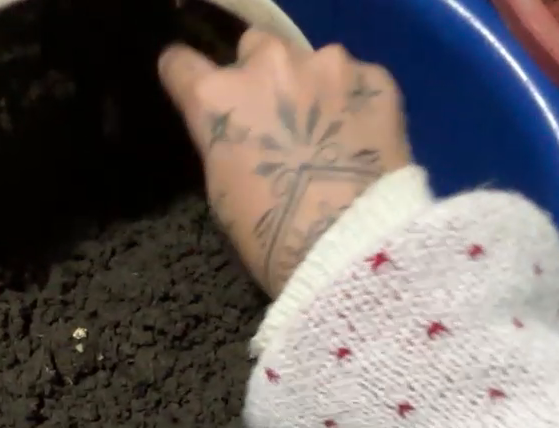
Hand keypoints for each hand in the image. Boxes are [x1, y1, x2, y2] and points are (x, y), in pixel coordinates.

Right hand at [159, 31, 410, 294]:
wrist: (351, 248)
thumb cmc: (272, 238)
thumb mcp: (224, 195)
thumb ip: (223, 144)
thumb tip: (235, 130)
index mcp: (218, 99)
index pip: (182, 65)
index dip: (188, 80)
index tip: (197, 93)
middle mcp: (269, 64)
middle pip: (254, 49)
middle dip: (260, 79)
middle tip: (276, 124)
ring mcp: (328, 65)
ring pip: (311, 61)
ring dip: (312, 89)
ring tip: (326, 138)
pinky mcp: (375, 79)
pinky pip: (358, 82)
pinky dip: (355, 106)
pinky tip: (360, 144)